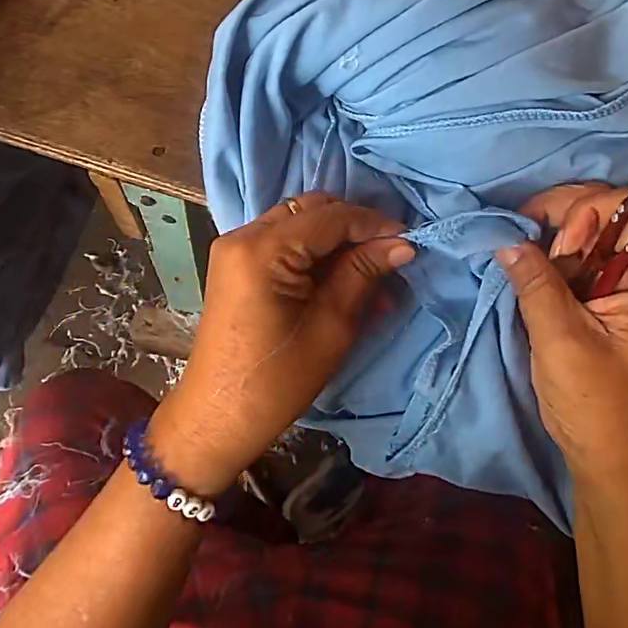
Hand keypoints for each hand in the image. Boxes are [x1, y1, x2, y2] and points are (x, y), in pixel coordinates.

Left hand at [148, 193, 415, 494]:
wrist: (219, 417)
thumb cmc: (277, 381)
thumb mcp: (330, 326)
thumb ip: (363, 273)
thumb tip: (401, 244)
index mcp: (262, 250)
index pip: (329, 217)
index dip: (373, 224)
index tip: (408, 242)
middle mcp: (242, 235)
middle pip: (311, 210)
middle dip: (354, 228)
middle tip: (388, 256)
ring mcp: (235, 247)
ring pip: (299, 222)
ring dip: (336, 242)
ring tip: (371, 276)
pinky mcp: (236, 263)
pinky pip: (283, 241)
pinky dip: (315, 254)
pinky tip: (343, 281)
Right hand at [496, 183, 627, 478]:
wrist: (614, 463)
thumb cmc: (598, 407)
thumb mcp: (561, 342)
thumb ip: (537, 284)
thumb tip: (506, 240)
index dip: (586, 207)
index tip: (545, 233)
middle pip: (612, 215)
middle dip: (565, 221)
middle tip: (530, 249)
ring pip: (592, 236)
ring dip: (555, 242)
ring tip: (529, 267)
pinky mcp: (608, 303)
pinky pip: (582, 263)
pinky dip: (554, 261)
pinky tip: (533, 275)